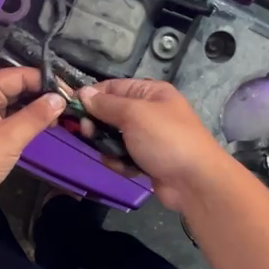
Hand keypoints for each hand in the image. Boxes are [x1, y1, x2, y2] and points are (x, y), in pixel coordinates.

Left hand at [0, 67, 62, 211]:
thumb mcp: (10, 137)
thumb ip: (36, 116)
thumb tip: (60, 98)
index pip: (20, 75)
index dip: (46, 82)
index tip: (70, 93)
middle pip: (14, 86)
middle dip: (40, 95)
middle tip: (67, 108)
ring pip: (9, 102)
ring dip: (31, 109)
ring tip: (57, 119)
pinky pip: (2, 116)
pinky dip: (19, 120)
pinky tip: (35, 128)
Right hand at [76, 79, 236, 212]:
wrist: (195, 181)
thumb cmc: (165, 140)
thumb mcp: (134, 114)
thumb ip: (106, 104)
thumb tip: (83, 93)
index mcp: (151, 93)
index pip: (113, 87)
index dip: (92, 97)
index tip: (73, 109)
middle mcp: (150, 112)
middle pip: (111, 113)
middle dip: (98, 125)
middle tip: (89, 134)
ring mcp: (149, 138)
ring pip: (114, 138)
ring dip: (109, 147)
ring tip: (115, 156)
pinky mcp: (147, 160)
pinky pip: (123, 157)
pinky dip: (121, 163)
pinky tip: (127, 169)